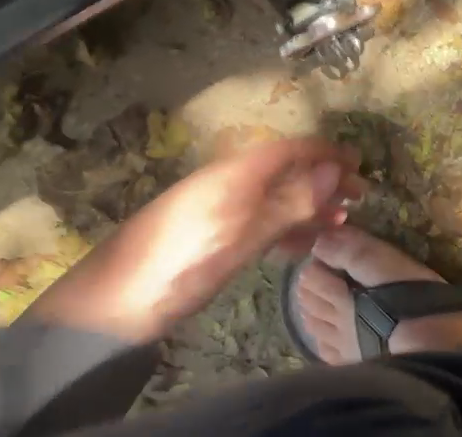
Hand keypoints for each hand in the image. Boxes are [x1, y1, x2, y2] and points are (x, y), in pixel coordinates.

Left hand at [28, 137, 362, 342]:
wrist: (100, 312)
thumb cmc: (178, 267)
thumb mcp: (241, 237)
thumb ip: (289, 203)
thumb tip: (335, 169)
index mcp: (236, 173)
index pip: (294, 149)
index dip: (329, 154)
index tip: (361, 165)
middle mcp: (228, 182)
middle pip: (287, 171)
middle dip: (324, 183)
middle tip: (356, 200)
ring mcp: (215, 208)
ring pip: (274, 197)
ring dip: (307, 208)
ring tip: (335, 226)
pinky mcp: (206, 234)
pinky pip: (257, 218)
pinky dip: (283, 226)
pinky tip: (296, 247)